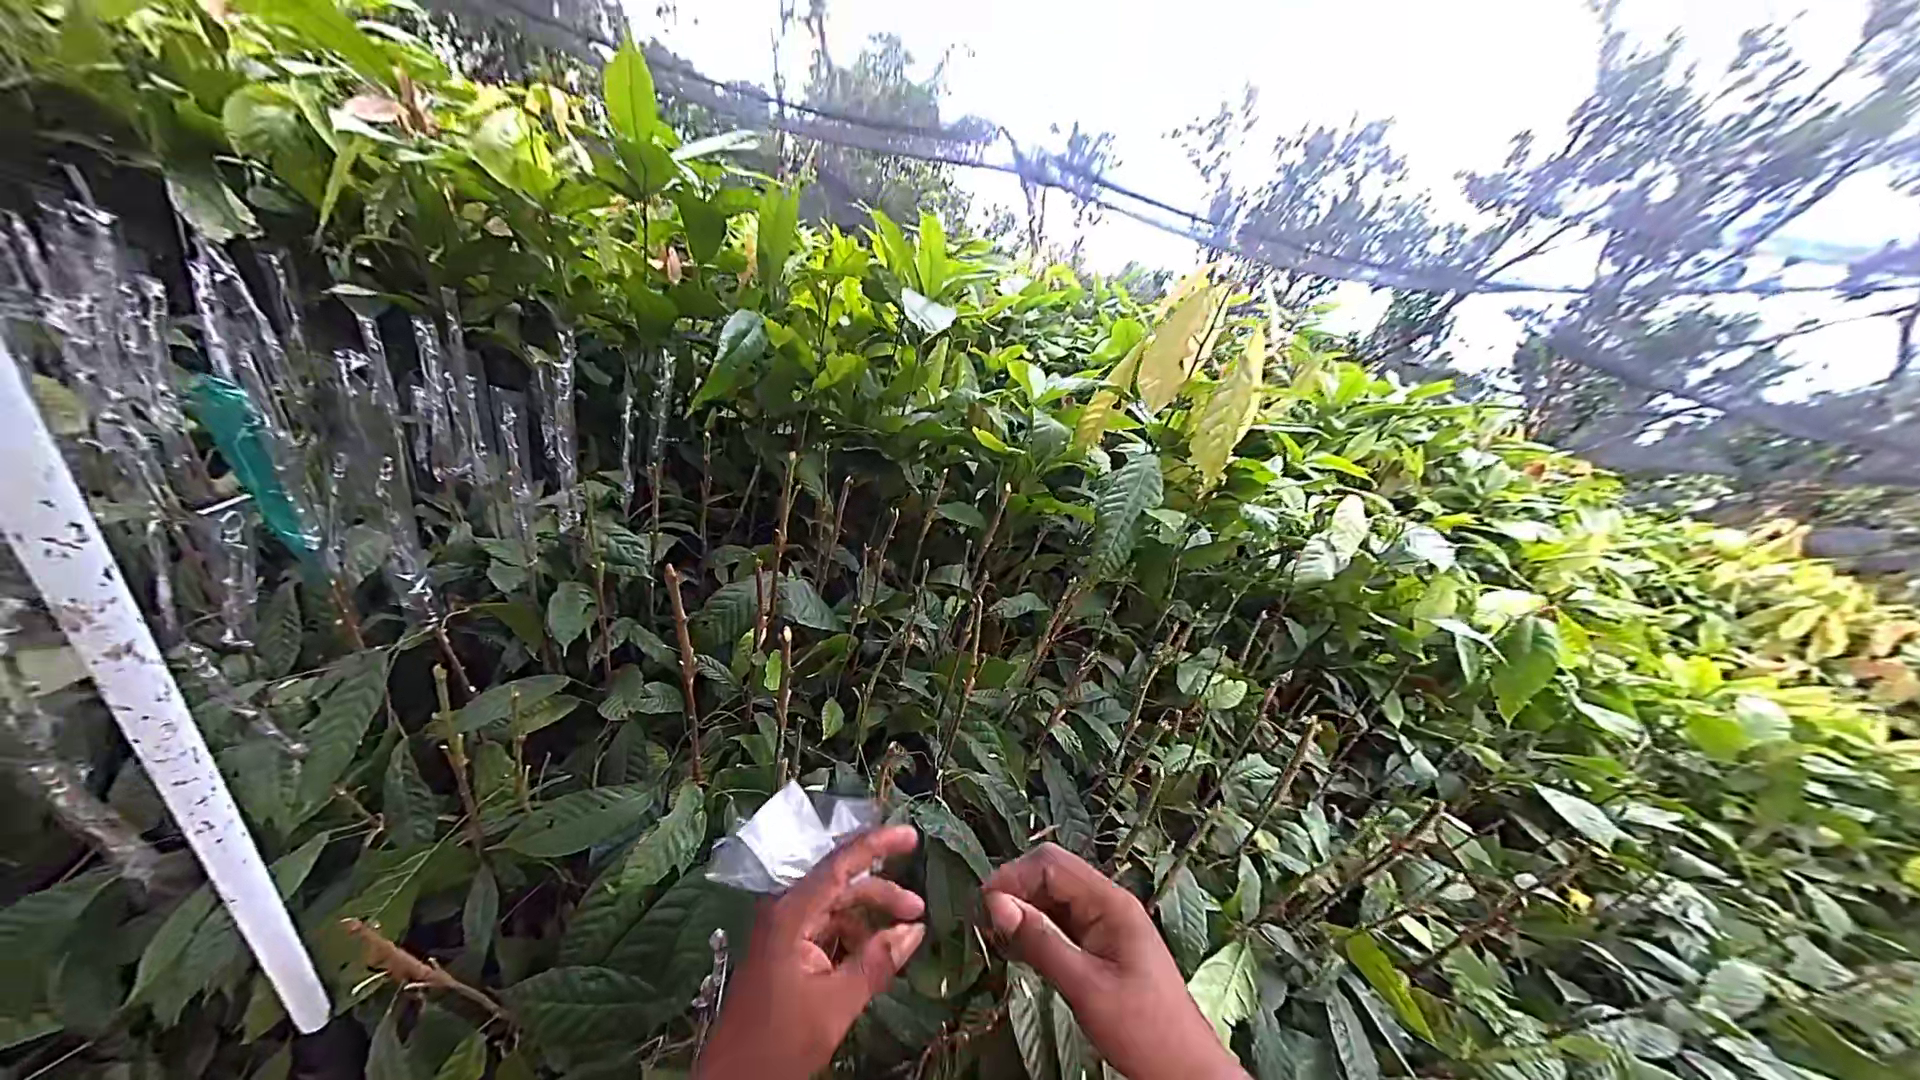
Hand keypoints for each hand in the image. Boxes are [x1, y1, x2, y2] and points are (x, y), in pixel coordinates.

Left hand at [695, 826, 925, 1079]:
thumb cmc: (777, 1045)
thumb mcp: (834, 1006)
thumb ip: (876, 963)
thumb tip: (915, 930)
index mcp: (791, 913)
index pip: (840, 864)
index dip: (878, 844)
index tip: (911, 836)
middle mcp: (787, 910)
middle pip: (842, 884)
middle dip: (882, 891)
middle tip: (919, 905)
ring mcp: (785, 929)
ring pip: (838, 906)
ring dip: (871, 916)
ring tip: (904, 934)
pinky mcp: (787, 948)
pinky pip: (828, 927)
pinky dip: (855, 935)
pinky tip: (877, 953)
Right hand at [983, 844, 1248, 1079]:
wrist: (1187, 1072)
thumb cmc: (1144, 1030)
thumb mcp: (1086, 987)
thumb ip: (1040, 942)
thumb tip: (996, 904)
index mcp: (1110, 901)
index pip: (1051, 864)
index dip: (1014, 877)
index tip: (985, 907)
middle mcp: (1106, 902)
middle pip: (1051, 873)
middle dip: (1016, 890)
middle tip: (988, 923)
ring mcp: (1104, 921)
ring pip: (1052, 897)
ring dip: (1024, 910)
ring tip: (999, 937)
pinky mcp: (1100, 942)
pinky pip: (1060, 920)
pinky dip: (1037, 929)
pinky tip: (1020, 948)